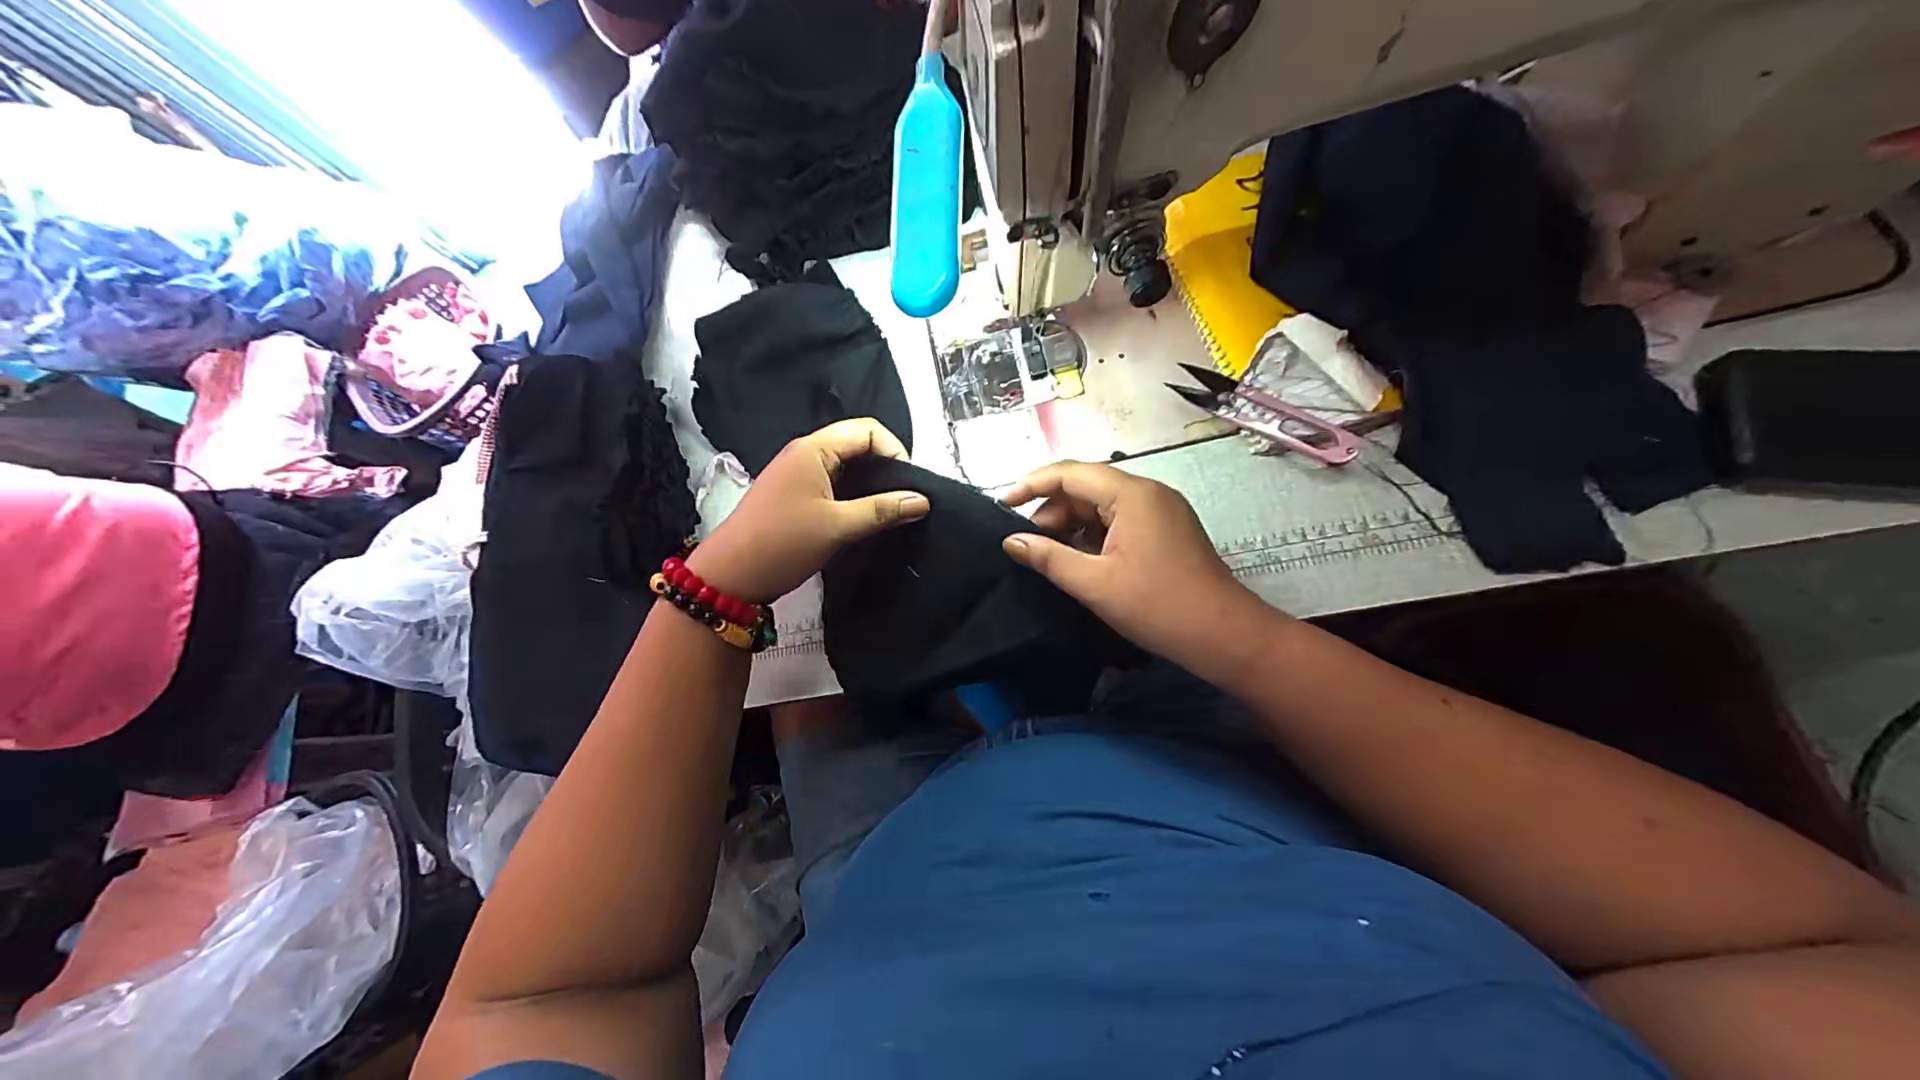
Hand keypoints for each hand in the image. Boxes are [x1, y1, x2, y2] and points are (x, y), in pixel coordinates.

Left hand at [688, 419, 927, 603]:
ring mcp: (798, 475)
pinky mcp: (795, 496)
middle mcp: (805, 454)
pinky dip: (853, 496)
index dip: (894, 451)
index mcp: (813, 449)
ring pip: (847, 467)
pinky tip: (864, 519)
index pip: (867, 430)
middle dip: (885, 468)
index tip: (908, 486)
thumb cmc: (783, 543)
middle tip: (903, 500)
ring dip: (870, 485)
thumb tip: (922, 501)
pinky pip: (834, 484)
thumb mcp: (838, 526)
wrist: (730, 576)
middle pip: (857, 445)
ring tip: (889, 512)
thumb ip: (882, 510)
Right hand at [1001, 461, 1282, 679]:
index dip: (1032, 485)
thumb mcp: (1094, 583)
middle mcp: (1147, 492)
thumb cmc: (1158, 607)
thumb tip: (1011, 542)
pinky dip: (1093, 536)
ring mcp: (1159, 511)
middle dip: (1052, 511)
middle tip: (1027, 545)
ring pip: (1101, 506)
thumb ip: (1048, 557)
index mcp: (1131, 494)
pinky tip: (1077, 561)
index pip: (1070, 472)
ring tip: (1048, 557)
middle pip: (1086, 487)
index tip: (1002, 506)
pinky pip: (1118, 521)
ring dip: (1071, 527)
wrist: (1225, 636)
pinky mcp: (1165, 530)